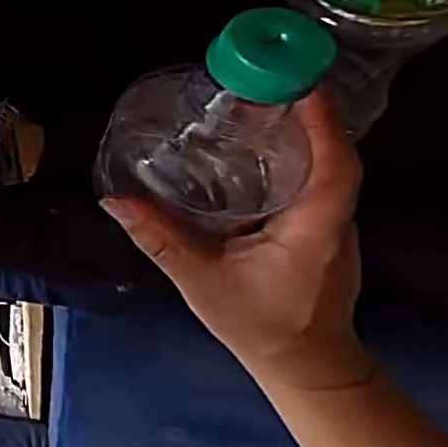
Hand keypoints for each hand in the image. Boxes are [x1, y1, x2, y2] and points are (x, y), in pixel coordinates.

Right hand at [101, 90, 375, 390]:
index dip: (324, 127)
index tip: (304, 85)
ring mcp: (328, 225)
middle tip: (261, 80)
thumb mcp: (200, 281)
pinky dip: (290, 152)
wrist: (306, 366)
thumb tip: (113, 198)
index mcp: (314, 232)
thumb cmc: (260, 324)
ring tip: (252, 102)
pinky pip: (310, 179)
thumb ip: (159, 238)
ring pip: (323, 168)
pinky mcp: (315, 227)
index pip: (334, 171)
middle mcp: (330, 221)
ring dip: (298, 131)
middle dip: (305, 115)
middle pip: (332, 159)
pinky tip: (252, 144)